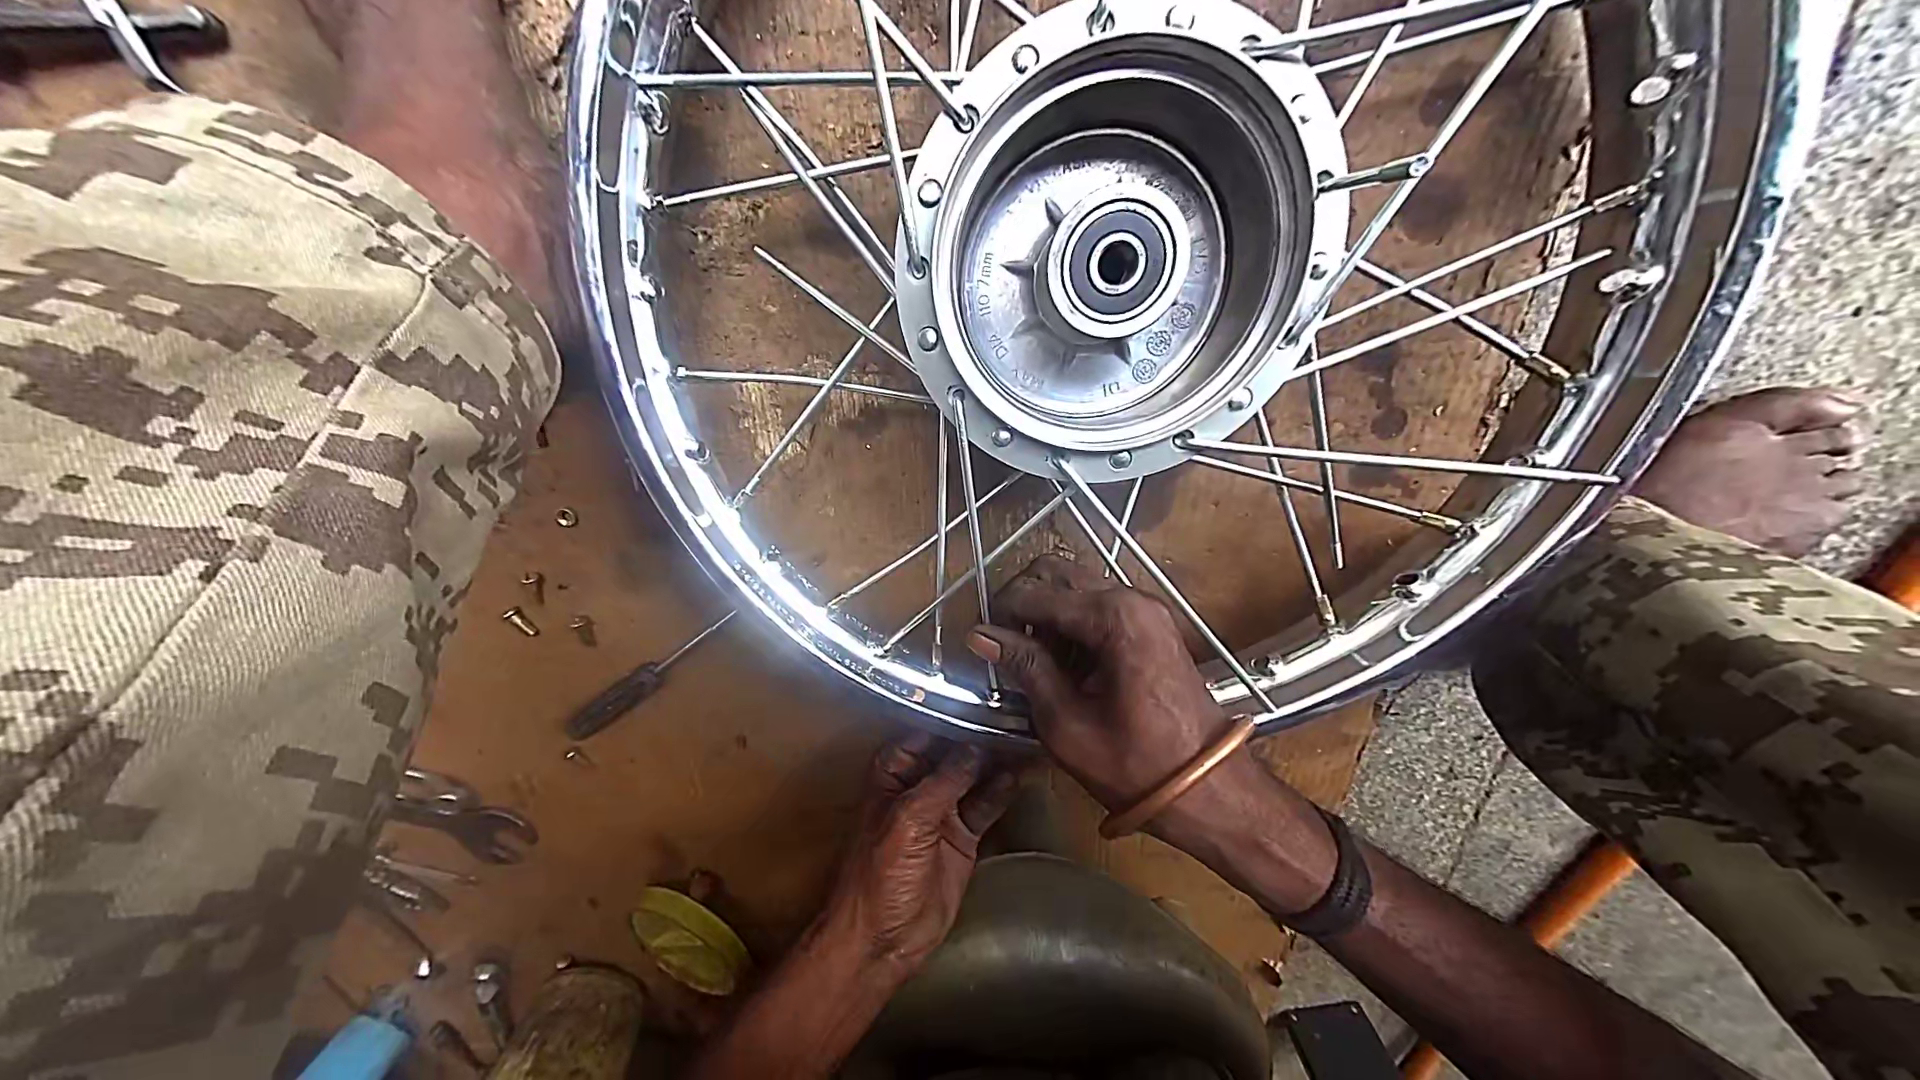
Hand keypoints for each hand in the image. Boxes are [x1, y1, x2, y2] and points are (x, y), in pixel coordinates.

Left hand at [814, 734, 1015, 981]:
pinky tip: (1019, 777)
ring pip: (974, 777)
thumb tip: (973, 749)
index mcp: (893, 774)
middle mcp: (918, 787)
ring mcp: (941, 812)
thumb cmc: (878, 876)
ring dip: (997, 763)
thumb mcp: (909, 819)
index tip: (983, 702)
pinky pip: (985, 806)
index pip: (925, 734)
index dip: (952, 719)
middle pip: (954, 753)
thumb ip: (944, 782)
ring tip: (1024, 743)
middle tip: (1014, 721)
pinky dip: (1002, 792)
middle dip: (981, 740)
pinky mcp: (961, 837)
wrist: (881, 940)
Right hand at [966, 554, 1272, 846]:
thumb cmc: (1136, 764)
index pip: (1034, 592)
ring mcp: (1146, 608)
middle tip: (1005, 646)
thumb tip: (980, 635)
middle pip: (1056, 572)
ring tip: (1034, 661)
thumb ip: (1025, 666)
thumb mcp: (1065, 721)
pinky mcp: (1152, 624)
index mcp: (1113, 617)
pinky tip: (1064, 663)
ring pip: (1075, 585)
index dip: (1000, 614)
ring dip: (1046, 612)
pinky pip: (1098, 604)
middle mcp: (1132, 598)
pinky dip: (1071, 622)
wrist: (1209, 789)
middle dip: (1022, 603)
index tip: (983, 644)